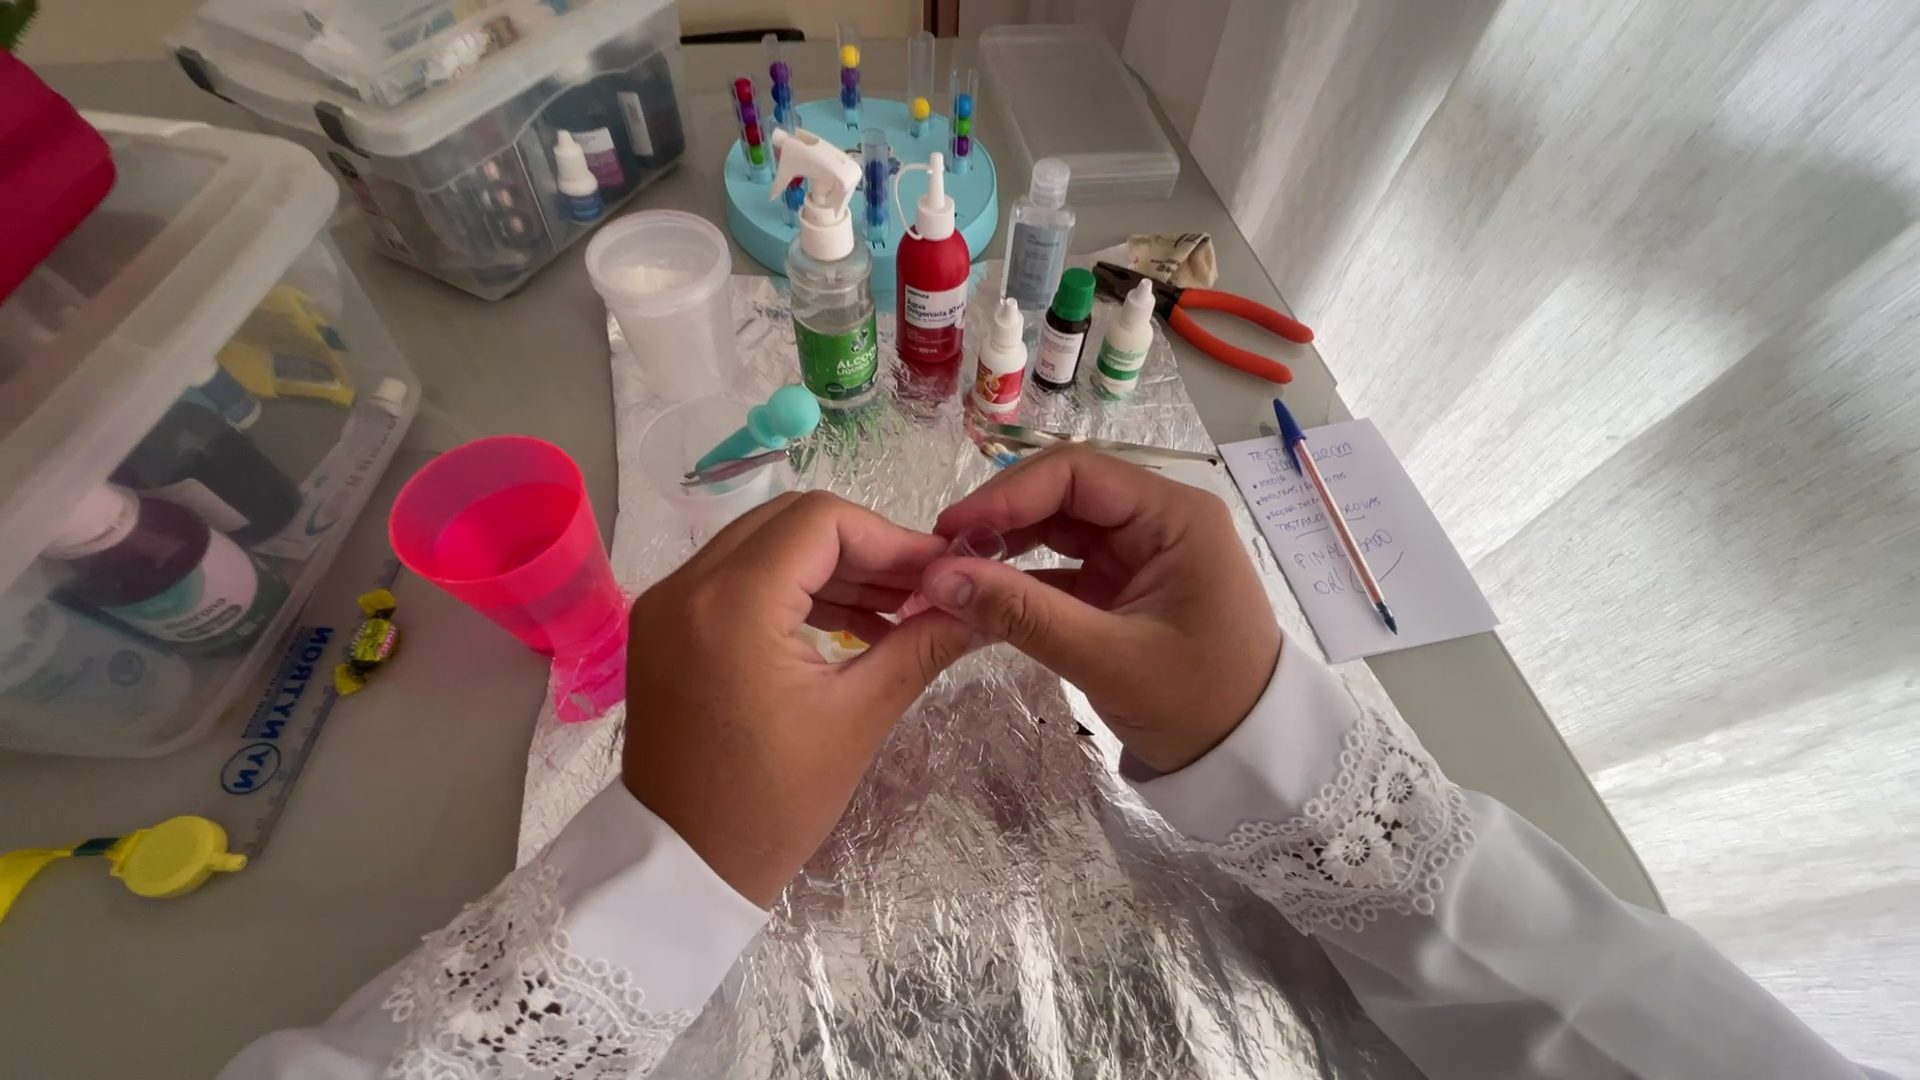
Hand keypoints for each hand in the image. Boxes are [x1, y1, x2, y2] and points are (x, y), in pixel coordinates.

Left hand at [622, 491, 974, 906]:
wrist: (682, 867)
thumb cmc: (772, 803)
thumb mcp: (859, 717)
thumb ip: (922, 645)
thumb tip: (981, 609)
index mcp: (731, 605)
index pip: (821, 521)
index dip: (890, 538)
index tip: (938, 571)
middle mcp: (687, 585)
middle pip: (792, 522)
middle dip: (865, 547)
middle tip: (920, 587)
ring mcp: (669, 602)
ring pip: (766, 545)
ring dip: (833, 567)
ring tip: (895, 608)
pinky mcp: (667, 624)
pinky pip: (741, 578)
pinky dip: (796, 588)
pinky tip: (850, 623)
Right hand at [921, 445, 1280, 773]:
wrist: (1247, 758)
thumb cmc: (1198, 704)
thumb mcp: (1108, 659)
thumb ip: (1023, 614)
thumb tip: (939, 578)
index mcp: (1174, 515)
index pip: (1077, 473)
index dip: (1007, 494)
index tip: (951, 529)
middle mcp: (1157, 519)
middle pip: (1064, 494)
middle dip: (1002, 518)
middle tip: (944, 553)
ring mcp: (1139, 551)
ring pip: (1059, 528)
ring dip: (1007, 546)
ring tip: (956, 572)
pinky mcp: (1124, 583)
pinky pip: (1064, 565)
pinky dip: (1024, 579)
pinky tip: (985, 595)